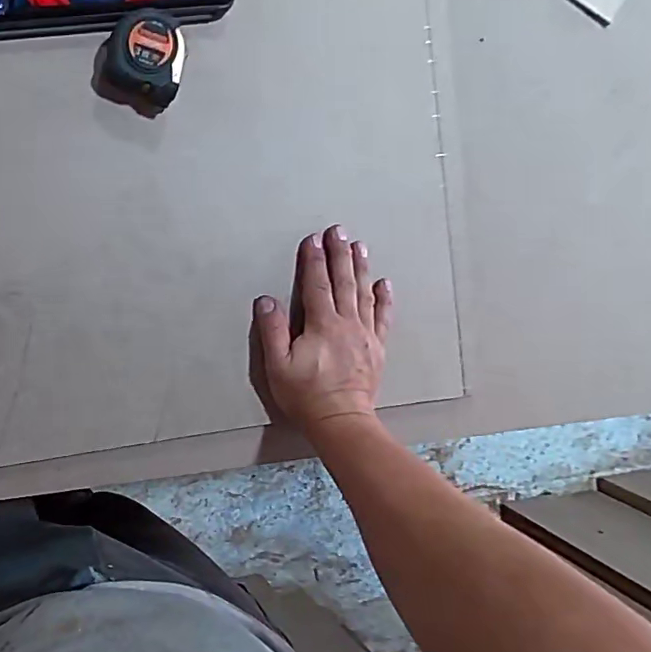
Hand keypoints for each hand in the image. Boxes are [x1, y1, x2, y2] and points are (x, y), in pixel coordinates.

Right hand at [253, 225, 393, 433]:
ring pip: (363, 293)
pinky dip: (383, 297)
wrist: (341, 419)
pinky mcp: (376, 348)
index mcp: (322, 326)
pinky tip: (383, 283)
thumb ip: (272, 331)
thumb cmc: (304, 395)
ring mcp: (365, 335)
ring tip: (359, 246)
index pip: (316, 285)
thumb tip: (266, 301)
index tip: (312, 240)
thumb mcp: (277, 365)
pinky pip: (382, 316)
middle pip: (342, 282)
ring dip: (359, 268)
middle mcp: (347, 324)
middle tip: (338, 231)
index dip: (312, 261)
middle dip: (339, 255)